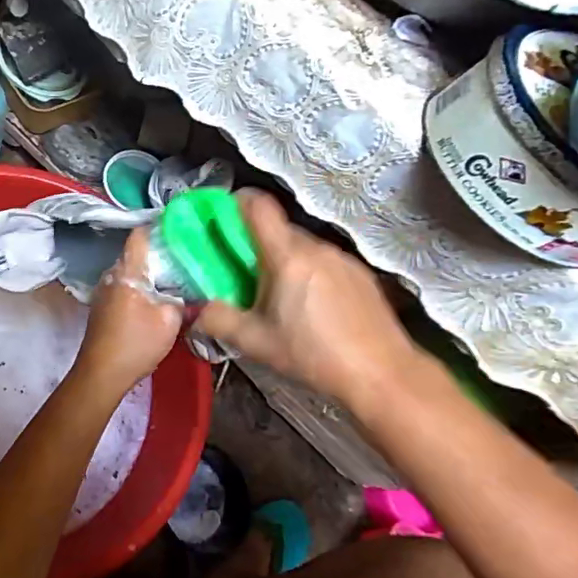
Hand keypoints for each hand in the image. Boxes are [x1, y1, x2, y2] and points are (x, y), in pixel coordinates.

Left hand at [73, 228, 183, 392]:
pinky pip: (125, 287)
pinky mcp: (103, 308)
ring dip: (151, 272)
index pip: (139, 236)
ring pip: (131, 272)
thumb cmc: (136, 344)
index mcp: (126, 272)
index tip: (180, 226)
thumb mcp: (169, 321)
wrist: (101, 375)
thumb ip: (183, 301)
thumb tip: (193, 293)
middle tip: (187, 253)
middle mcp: (111, 276)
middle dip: (160, 252)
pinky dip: (141, 286)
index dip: (159, 227)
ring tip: (177, 275)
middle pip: (136, 254)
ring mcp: (103, 292)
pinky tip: (158, 297)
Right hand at [196, 190, 419, 407]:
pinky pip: (324, 262)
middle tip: (243, 278)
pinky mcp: (361, 274)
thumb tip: (195, 311)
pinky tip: (313, 311)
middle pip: (277, 229)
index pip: (257, 205)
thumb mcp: (256, 343)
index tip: (221, 224)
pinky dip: (310, 275)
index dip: (234, 204)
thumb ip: (218, 320)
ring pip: (302, 248)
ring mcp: (343, 258)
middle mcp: (316, 247)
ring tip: (279, 302)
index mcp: (287, 255)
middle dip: (255, 246)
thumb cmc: (313, 355)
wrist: (381, 373)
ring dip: (284, 263)